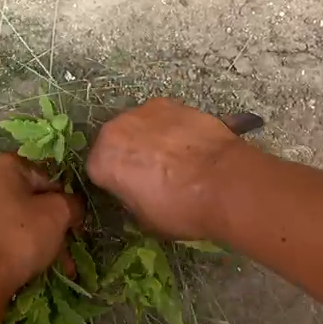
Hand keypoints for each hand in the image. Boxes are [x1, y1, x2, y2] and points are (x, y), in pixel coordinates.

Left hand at [0, 152, 83, 298]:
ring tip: (59, 264)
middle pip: (28, 197)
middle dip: (51, 223)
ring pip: (15, 217)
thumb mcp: (58, 214)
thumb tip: (73, 205)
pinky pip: (0, 230)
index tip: (72, 221)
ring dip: (39, 237)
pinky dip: (17, 243)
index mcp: (2, 164)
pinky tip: (35, 266)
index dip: (62, 198)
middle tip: (68, 245)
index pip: (43, 175)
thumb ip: (71, 202)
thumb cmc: (20, 236)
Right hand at [87, 98, 256, 239]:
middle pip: (115, 141)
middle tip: (152, 175)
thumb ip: (130, 201)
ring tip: (176, 159)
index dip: (114, 182)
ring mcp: (142, 112)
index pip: (97, 170)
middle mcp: (115, 129)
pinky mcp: (169, 103)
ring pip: (138, 126)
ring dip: (148, 139)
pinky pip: (162, 118)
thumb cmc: (181, 208)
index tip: (131, 191)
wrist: (225, 182)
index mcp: (102, 160)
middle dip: (128, 155)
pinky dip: (170, 129)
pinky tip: (190, 147)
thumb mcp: (146, 220)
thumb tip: (135, 194)